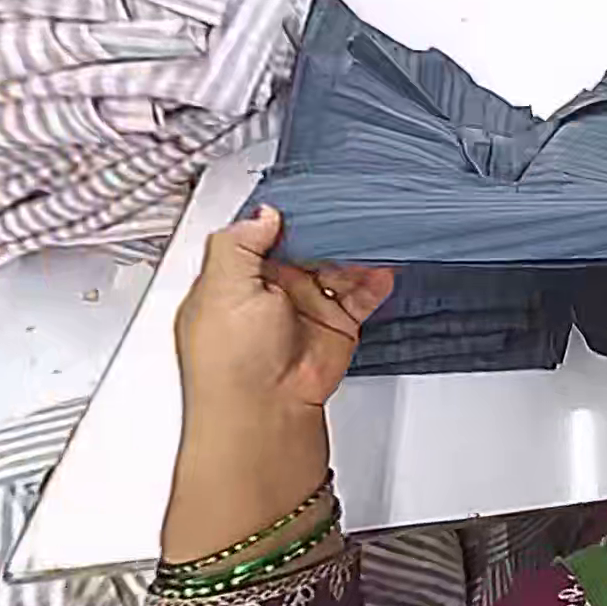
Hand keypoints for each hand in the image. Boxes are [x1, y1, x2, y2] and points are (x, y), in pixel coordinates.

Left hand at [175, 205, 394, 418]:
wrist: (266, 403)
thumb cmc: (230, 358)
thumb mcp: (223, 289)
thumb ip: (239, 245)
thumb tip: (263, 215)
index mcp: (239, 275)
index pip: (266, 234)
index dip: (287, 218)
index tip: (310, 201)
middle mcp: (275, 288)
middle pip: (311, 248)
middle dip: (332, 235)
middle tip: (351, 220)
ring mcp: (309, 305)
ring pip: (340, 269)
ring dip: (357, 257)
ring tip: (374, 244)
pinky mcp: (338, 322)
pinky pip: (363, 295)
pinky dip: (376, 282)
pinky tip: (383, 272)